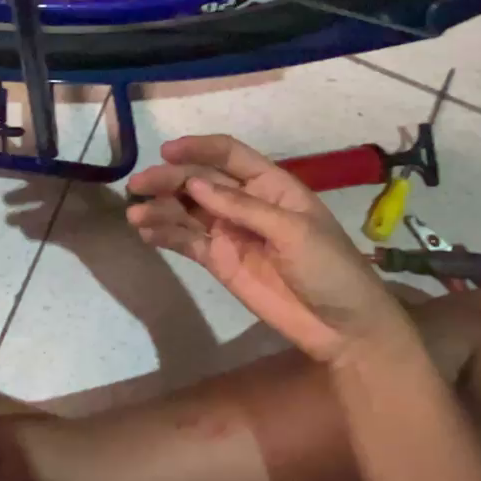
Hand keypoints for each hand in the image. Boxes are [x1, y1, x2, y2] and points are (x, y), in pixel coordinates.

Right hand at [126, 134, 412, 364]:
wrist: (345, 331)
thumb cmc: (331, 270)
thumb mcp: (294, 233)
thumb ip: (243, 208)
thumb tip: (195, 184)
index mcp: (270, 186)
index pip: (228, 155)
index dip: (198, 148)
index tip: (167, 151)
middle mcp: (244, 203)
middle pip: (199, 181)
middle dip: (168, 180)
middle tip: (138, 185)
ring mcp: (229, 232)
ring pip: (185, 210)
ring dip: (159, 208)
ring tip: (135, 215)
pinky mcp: (219, 260)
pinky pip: (185, 241)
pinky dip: (163, 234)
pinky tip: (145, 232)